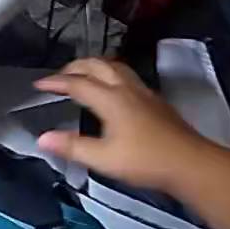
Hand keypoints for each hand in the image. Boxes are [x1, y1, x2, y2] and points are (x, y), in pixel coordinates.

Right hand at [34, 58, 229, 193]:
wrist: (190, 163)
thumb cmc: (146, 161)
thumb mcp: (104, 159)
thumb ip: (72, 147)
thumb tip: (43, 139)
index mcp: (111, 99)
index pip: (78, 83)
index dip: (56, 81)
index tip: (40, 83)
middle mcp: (127, 89)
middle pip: (97, 65)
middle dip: (75, 66)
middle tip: (59, 75)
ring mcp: (143, 92)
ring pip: (114, 67)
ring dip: (94, 66)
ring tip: (82, 74)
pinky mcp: (154, 100)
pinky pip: (126, 76)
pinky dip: (109, 75)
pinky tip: (111, 90)